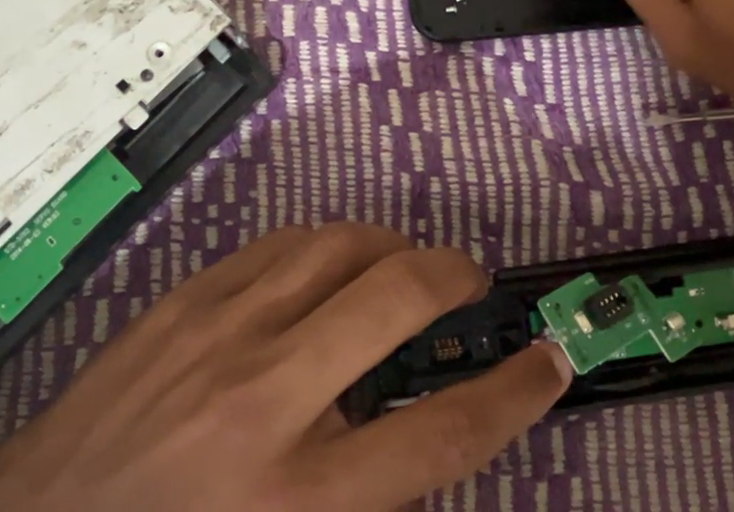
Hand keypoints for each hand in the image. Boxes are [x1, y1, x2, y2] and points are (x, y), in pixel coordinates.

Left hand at [0, 224, 570, 511]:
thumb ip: (363, 487)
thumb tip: (416, 424)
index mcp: (300, 496)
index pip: (441, 434)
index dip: (513, 394)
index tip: (547, 361)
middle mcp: (267, 398)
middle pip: (396, 300)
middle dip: (455, 278)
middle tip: (471, 284)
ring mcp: (220, 331)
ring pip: (337, 247)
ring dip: (390, 246)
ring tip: (406, 264)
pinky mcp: (185, 297)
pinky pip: (279, 246)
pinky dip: (327, 246)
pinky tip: (333, 263)